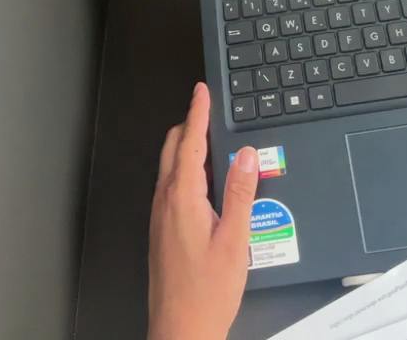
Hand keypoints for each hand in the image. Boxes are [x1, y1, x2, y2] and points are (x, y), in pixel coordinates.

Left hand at [148, 83, 258, 339]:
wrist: (181, 332)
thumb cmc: (207, 293)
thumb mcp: (235, 240)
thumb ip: (241, 194)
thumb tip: (246, 154)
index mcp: (182, 197)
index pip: (190, 141)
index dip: (197, 112)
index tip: (202, 90)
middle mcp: (165, 200)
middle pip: (174, 147)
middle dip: (191, 124)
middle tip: (210, 111)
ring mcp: (160, 215)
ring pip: (171, 165)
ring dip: (189, 147)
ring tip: (215, 143)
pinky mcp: (162, 228)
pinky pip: (171, 184)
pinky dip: (187, 168)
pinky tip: (207, 181)